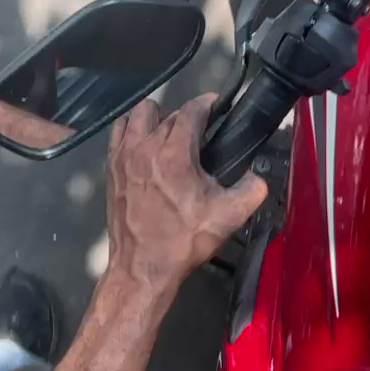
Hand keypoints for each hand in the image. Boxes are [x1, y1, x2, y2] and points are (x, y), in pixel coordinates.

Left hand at [101, 95, 267, 296]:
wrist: (143, 266)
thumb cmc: (184, 241)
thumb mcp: (228, 217)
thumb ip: (251, 191)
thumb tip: (258, 177)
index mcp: (175, 153)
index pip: (190, 111)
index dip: (205, 103)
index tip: (214, 104)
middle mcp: (145, 146)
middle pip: (167, 114)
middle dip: (185, 118)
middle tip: (197, 134)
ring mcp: (123, 154)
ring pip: (138, 114)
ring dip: (155, 117)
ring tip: (167, 133)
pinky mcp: (110, 166)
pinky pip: (118, 130)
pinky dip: (131, 128)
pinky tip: (142, 142)